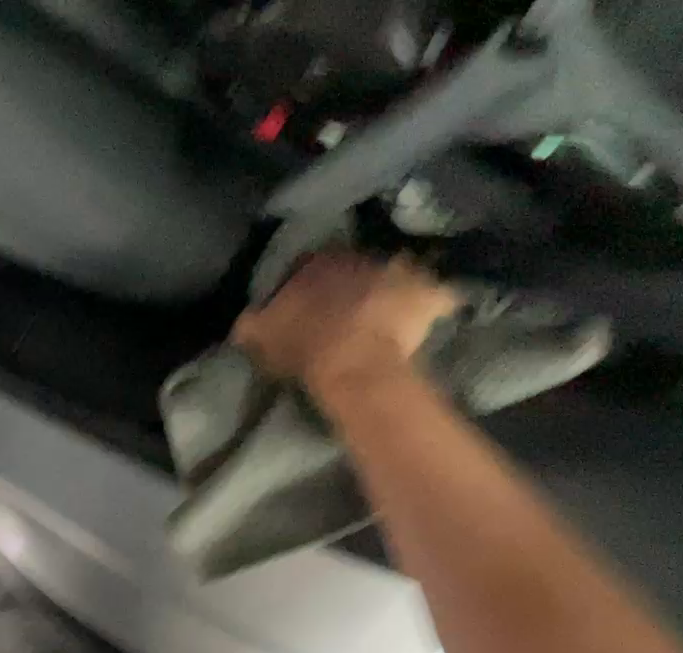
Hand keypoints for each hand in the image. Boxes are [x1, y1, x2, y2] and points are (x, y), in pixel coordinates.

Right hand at [232, 252, 459, 400]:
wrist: (354, 367)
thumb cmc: (303, 349)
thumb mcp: (258, 338)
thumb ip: (250, 321)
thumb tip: (245, 317)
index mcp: (313, 263)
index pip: (307, 262)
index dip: (306, 282)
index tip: (305, 301)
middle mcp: (357, 256)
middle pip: (353, 263)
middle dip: (351, 279)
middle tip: (346, 304)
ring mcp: (396, 271)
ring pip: (396, 269)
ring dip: (392, 282)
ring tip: (388, 305)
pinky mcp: (428, 292)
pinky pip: (438, 292)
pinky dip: (436, 299)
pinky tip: (434, 308)